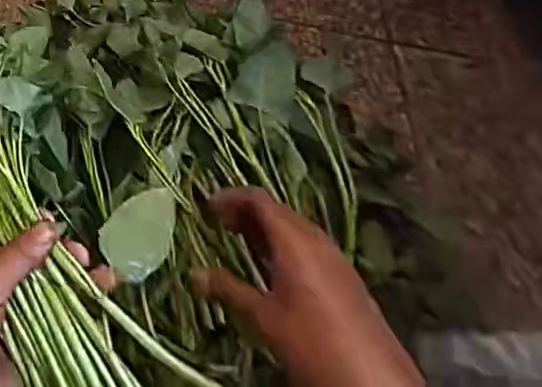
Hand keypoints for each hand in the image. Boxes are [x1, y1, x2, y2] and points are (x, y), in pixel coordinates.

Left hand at [0, 223, 112, 386]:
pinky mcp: (29, 343)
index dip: (33, 228)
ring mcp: (14, 314)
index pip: (8, 235)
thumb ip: (15, 257)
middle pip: (34, 263)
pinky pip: (57, 322)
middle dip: (60, 256)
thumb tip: (47, 226)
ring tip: (101, 275)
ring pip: (49, 291)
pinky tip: (98, 298)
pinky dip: (78, 310)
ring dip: (75, 281)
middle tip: (81, 254)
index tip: (56, 222)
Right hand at [194, 189, 422, 386]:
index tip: (208, 210)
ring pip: (295, 228)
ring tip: (244, 246)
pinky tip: (276, 273)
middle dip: (246, 213)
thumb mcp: (264, 318)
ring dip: (266, 230)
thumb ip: (229, 290)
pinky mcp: (347, 280)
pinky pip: (310, 247)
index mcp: (294, 240)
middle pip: (277, 210)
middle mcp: (317, 241)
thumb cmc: (314, 344)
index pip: (258, 199)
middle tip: (222, 226)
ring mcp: (336, 259)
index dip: (230, 197)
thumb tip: (194, 274)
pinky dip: (286, 246)